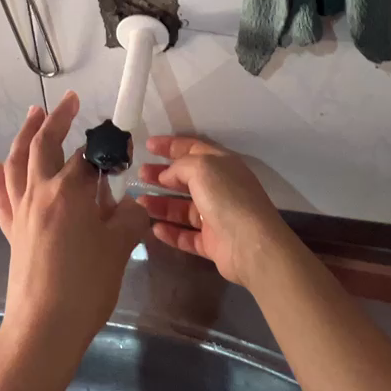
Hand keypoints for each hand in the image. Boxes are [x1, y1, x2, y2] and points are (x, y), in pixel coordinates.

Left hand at [0, 93, 150, 364]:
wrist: (44, 328)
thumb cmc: (86, 286)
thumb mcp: (120, 248)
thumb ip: (130, 217)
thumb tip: (132, 203)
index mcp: (69, 191)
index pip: (89, 155)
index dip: (106, 144)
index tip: (120, 139)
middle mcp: (41, 192)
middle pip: (45, 145)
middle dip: (58, 119)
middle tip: (70, 101)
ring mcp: (22, 211)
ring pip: (18, 162)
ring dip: (25, 134)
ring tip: (33, 113)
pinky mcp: (12, 232)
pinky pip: (2, 196)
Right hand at [139, 135, 295, 286]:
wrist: (252, 245)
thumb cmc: (227, 197)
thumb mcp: (202, 168)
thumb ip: (180, 167)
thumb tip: (167, 175)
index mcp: (221, 165)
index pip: (192, 149)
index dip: (169, 146)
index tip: (148, 145)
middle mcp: (219, 188)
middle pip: (185, 179)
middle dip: (161, 176)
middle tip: (140, 175)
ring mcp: (216, 217)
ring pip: (183, 208)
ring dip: (161, 205)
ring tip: (139, 203)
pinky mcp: (213, 243)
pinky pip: (187, 235)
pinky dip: (171, 232)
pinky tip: (154, 229)